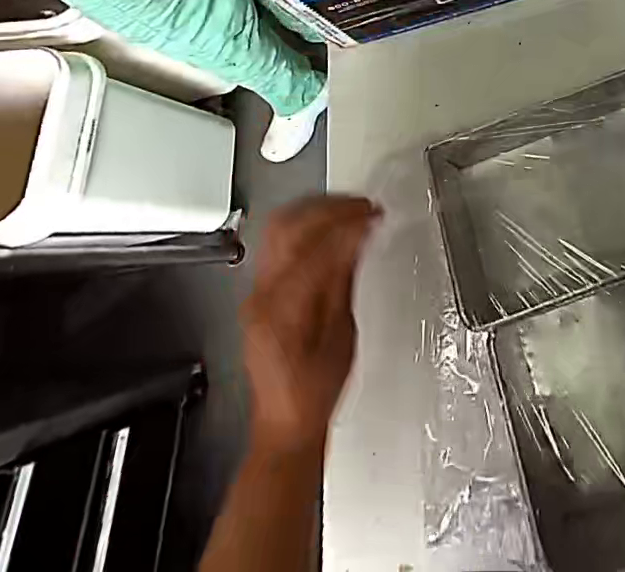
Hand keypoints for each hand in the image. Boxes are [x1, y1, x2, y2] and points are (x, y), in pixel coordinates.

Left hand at [239, 195, 379, 455]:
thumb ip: (344, 283)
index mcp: (283, 311)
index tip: (370, 215)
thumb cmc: (314, 393)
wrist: (283, 420)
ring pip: (277, 228)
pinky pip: (274, 243)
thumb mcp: (342, 338)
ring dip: (313, 210)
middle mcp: (261, 295)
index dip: (347, 225)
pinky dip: (302, 226)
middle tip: (360, 205)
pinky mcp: (255, 290)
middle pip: (287, 227)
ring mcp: (254, 291)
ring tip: (345, 208)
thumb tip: (355, 241)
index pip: (316, 249)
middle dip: (327, 207)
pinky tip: (324, 225)